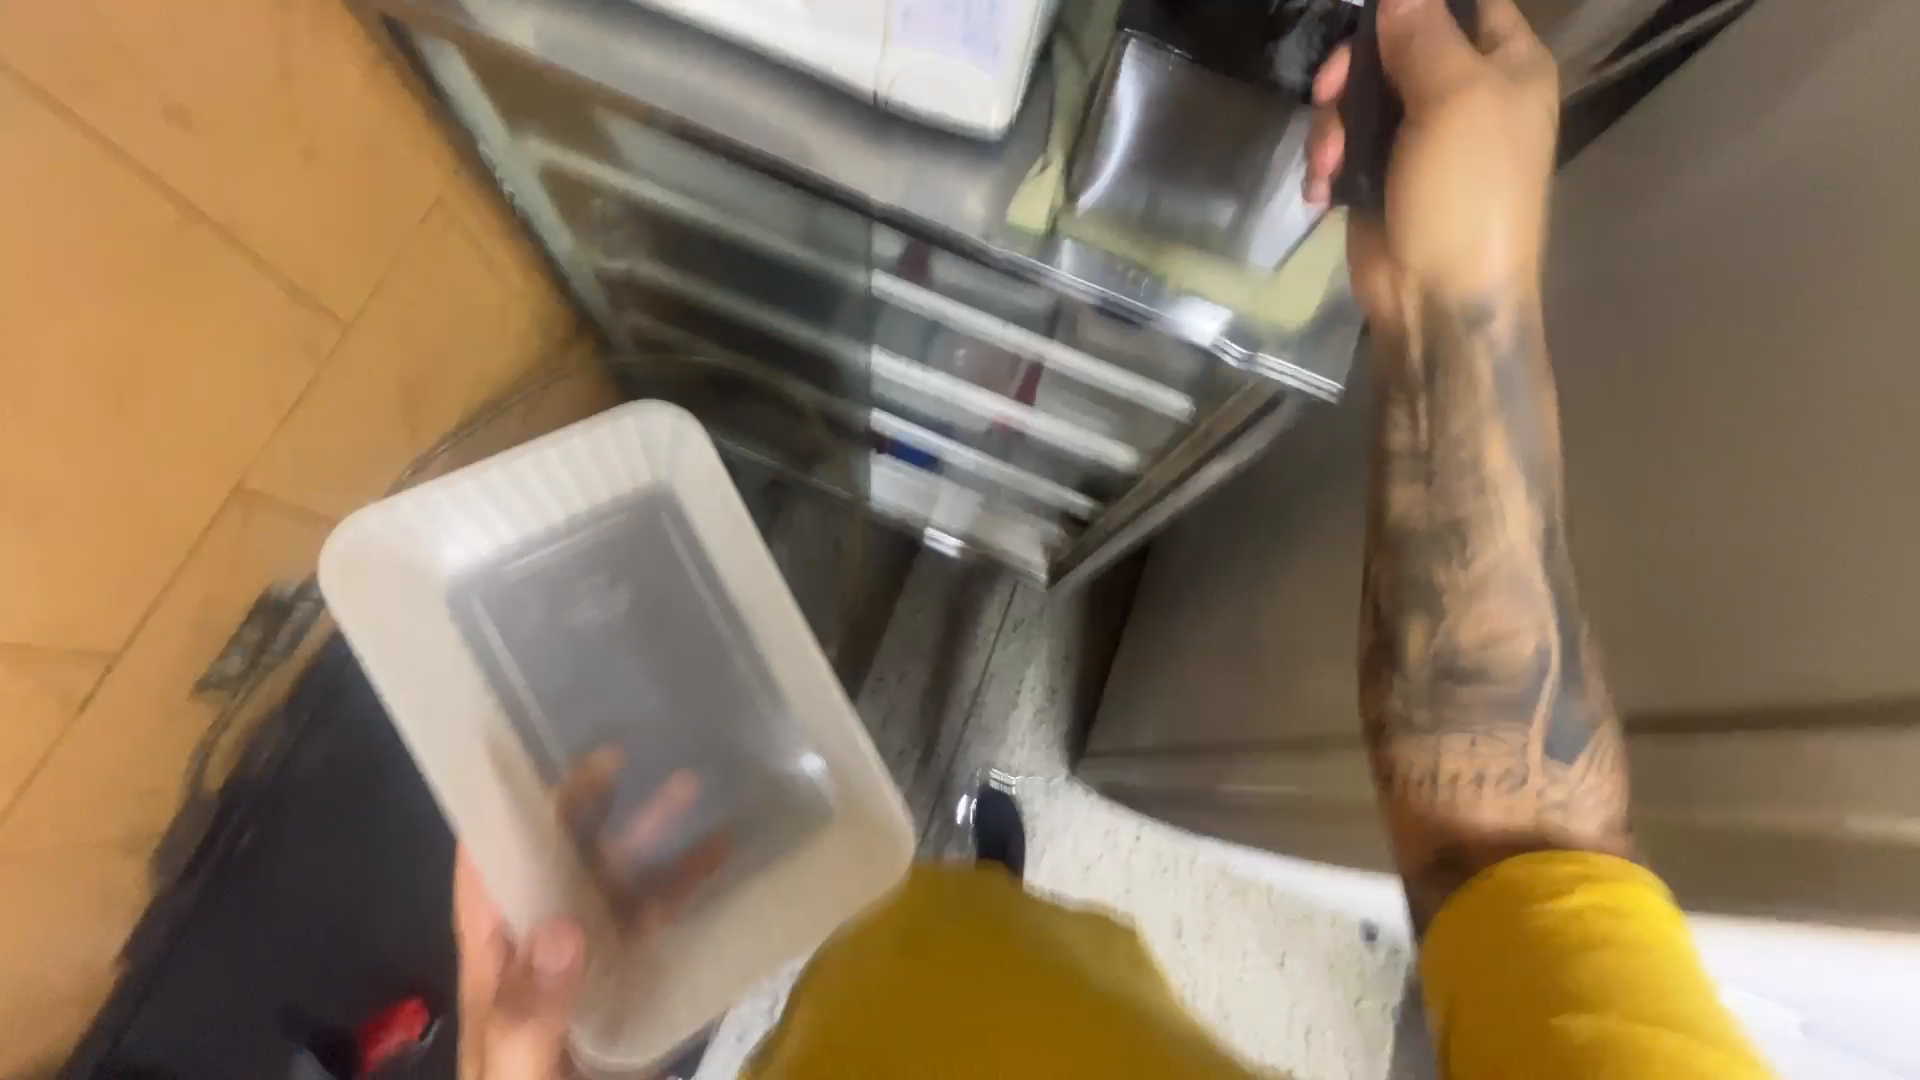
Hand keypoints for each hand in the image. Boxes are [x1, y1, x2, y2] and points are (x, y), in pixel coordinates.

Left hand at [454, 756, 726, 1079]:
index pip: (490, 872)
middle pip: (561, 862)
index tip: (523, 759)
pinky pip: (660, 917)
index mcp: (501, 960)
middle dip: (585, 808)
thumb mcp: (519, 1073)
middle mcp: (544, 948)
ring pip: (618, 881)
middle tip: (619, 754)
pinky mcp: (633, 979)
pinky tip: (723, 855)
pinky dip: (688, 883)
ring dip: (651, 834)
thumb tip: (564, 927)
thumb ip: (534, 1011)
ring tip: (691, 784)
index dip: (501, 814)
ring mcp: (591, 961)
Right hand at [1303, 0, 1558, 327]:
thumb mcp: (1455, 101)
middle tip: (1327, 95)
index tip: (1366, 20)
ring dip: (1330, 130)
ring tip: (1327, 168)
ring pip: (1356, 102)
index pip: (1460, 5)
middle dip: (1351, 73)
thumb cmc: (1465, 194)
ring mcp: (1413, 142)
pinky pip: (1339, 150)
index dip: (1411, 7)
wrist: (1437, 295)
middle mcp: (1458, 96)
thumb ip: (1424, 39)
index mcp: (1503, 65)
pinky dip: (1323, 167)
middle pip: (1392, 51)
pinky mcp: (1374, 181)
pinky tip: (1320, 192)